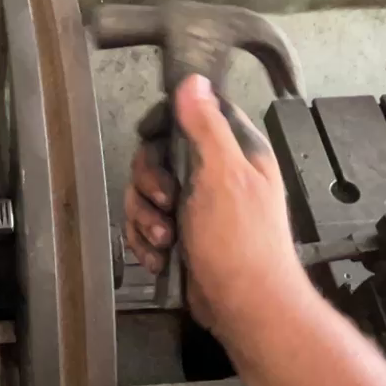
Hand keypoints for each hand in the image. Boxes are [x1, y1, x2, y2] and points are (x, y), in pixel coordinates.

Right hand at [123, 76, 311, 337]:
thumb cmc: (240, 241)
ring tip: (163, 241)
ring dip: (145, 219)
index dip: (165, 126)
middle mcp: (214, 174)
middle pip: (157, 156)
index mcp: (235, 151)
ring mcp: (194, 206)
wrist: (242, 306)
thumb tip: (194, 79)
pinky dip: (145, 241)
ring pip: (144, 194)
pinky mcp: (178, 234)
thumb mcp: (223, 176)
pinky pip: (143, 224)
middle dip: (149, 184)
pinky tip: (159, 257)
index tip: (151, 143)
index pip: (190, 115)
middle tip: (165, 204)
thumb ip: (206, 126)